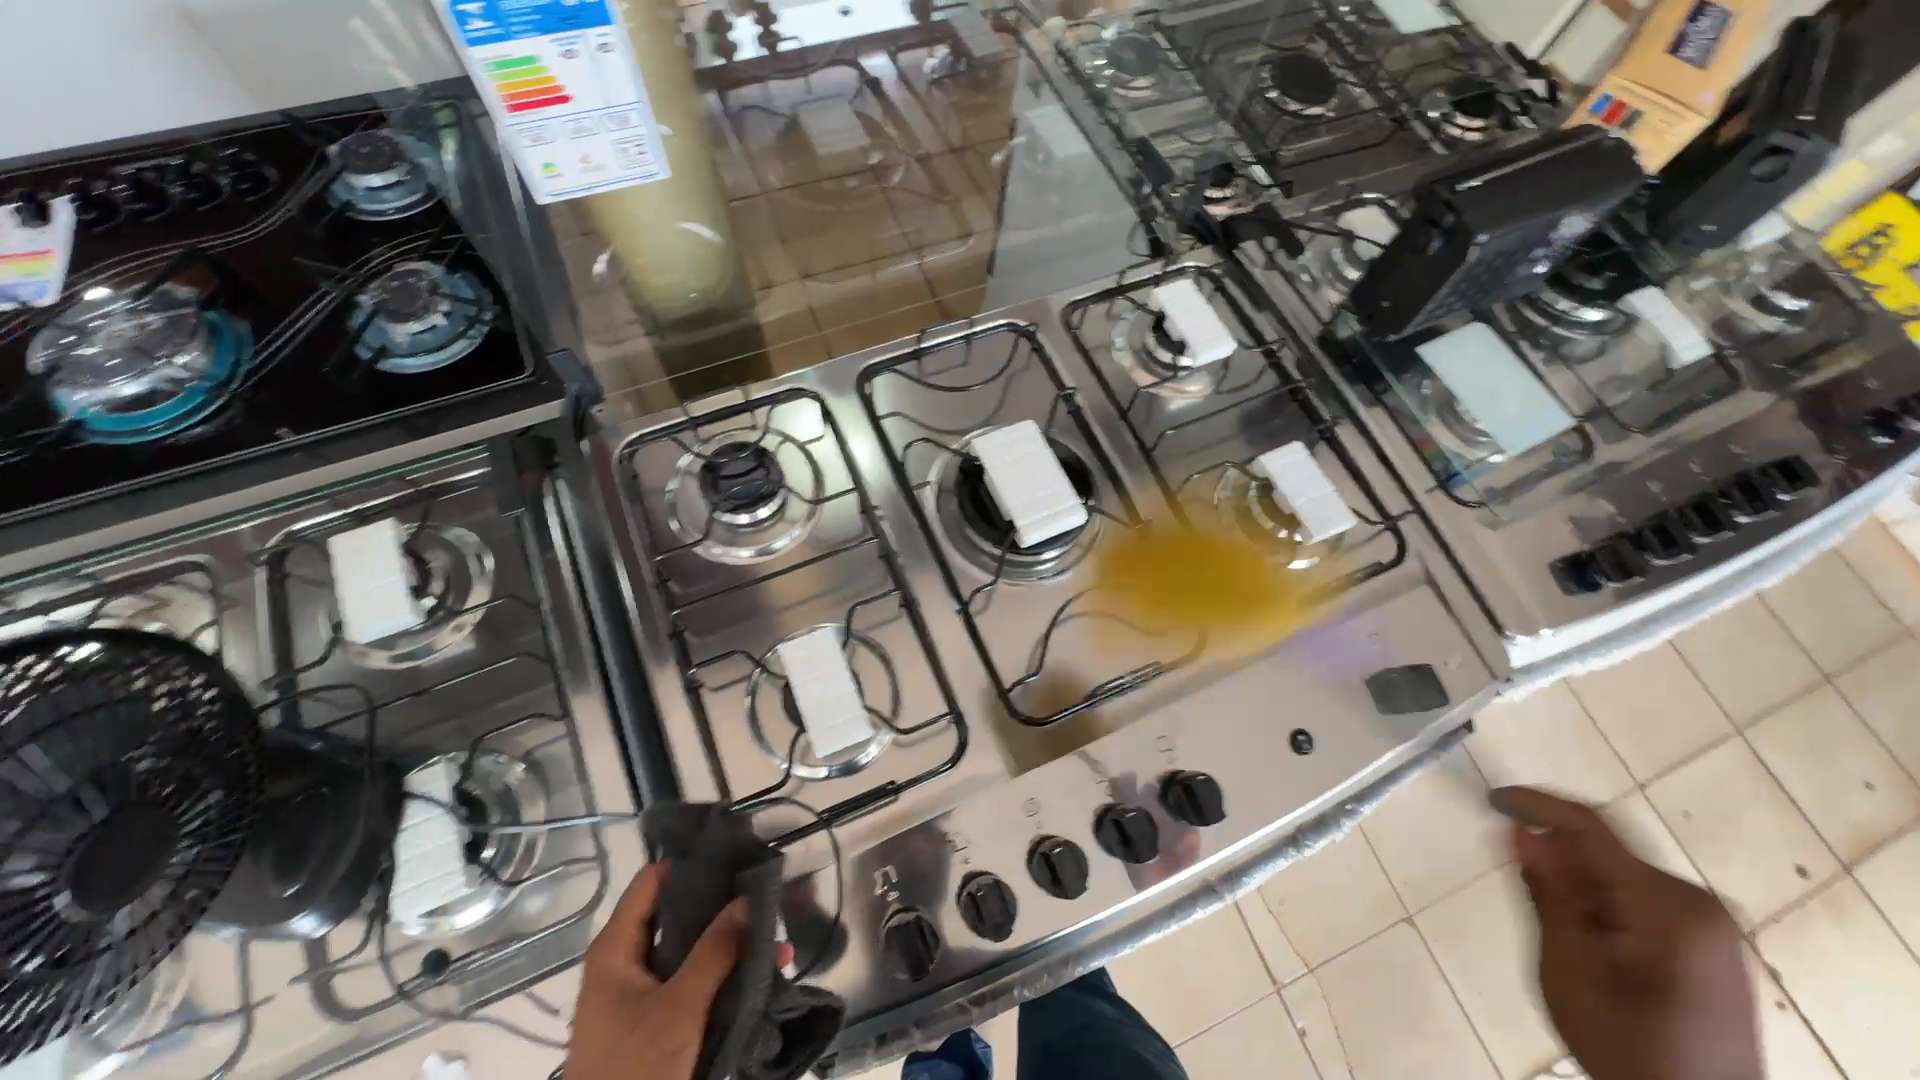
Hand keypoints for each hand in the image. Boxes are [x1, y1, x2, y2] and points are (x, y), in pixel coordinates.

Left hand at [566, 862, 757, 1079]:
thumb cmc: (634, 1068)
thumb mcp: (679, 1009)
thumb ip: (714, 952)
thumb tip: (747, 899)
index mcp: (615, 949)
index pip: (650, 883)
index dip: (688, 864)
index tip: (732, 852)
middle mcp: (624, 961)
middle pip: (673, 914)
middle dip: (719, 904)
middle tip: (764, 890)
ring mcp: (639, 991)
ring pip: (688, 949)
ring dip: (728, 942)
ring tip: (775, 935)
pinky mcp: (654, 1017)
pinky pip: (691, 980)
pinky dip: (722, 972)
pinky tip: (762, 970)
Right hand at [1492, 787, 1760, 1079]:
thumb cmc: (1627, 1048)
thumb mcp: (1569, 972)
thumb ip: (1548, 895)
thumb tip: (1522, 832)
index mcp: (1669, 905)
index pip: (1592, 827)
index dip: (1536, 804)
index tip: (1489, 799)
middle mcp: (1699, 901)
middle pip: (1607, 853)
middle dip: (1558, 861)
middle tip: (1526, 897)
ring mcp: (1711, 922)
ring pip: (1621, 876)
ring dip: (1580, 888)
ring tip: (1562, 937)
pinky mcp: (1711, 941)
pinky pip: (1641, 898)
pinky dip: (1603, 905)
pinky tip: (1591, 945)